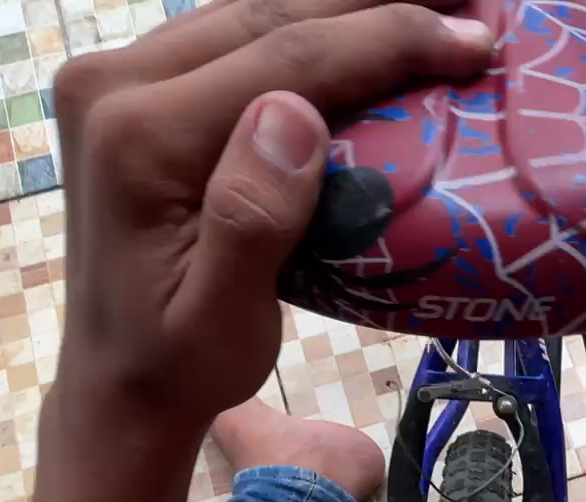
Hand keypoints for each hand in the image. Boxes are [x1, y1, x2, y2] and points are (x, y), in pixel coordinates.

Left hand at [49, 0, 496, 435]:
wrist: (120, 380)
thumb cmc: (182, 364)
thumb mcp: (222, 317)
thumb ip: (251, 216)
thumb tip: (296, 111)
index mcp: (140, 138)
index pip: (282, 60)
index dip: (385, 40)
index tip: (469, 38)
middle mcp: (116, 85)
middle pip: (267, 14)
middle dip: (375, 2)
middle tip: (466, 0)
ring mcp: (120, 83)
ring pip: (251, 16)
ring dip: (344, 8)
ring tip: (423, 7)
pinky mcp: (138, 97)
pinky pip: (235, 43)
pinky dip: (306, 34)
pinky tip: (353, 34)